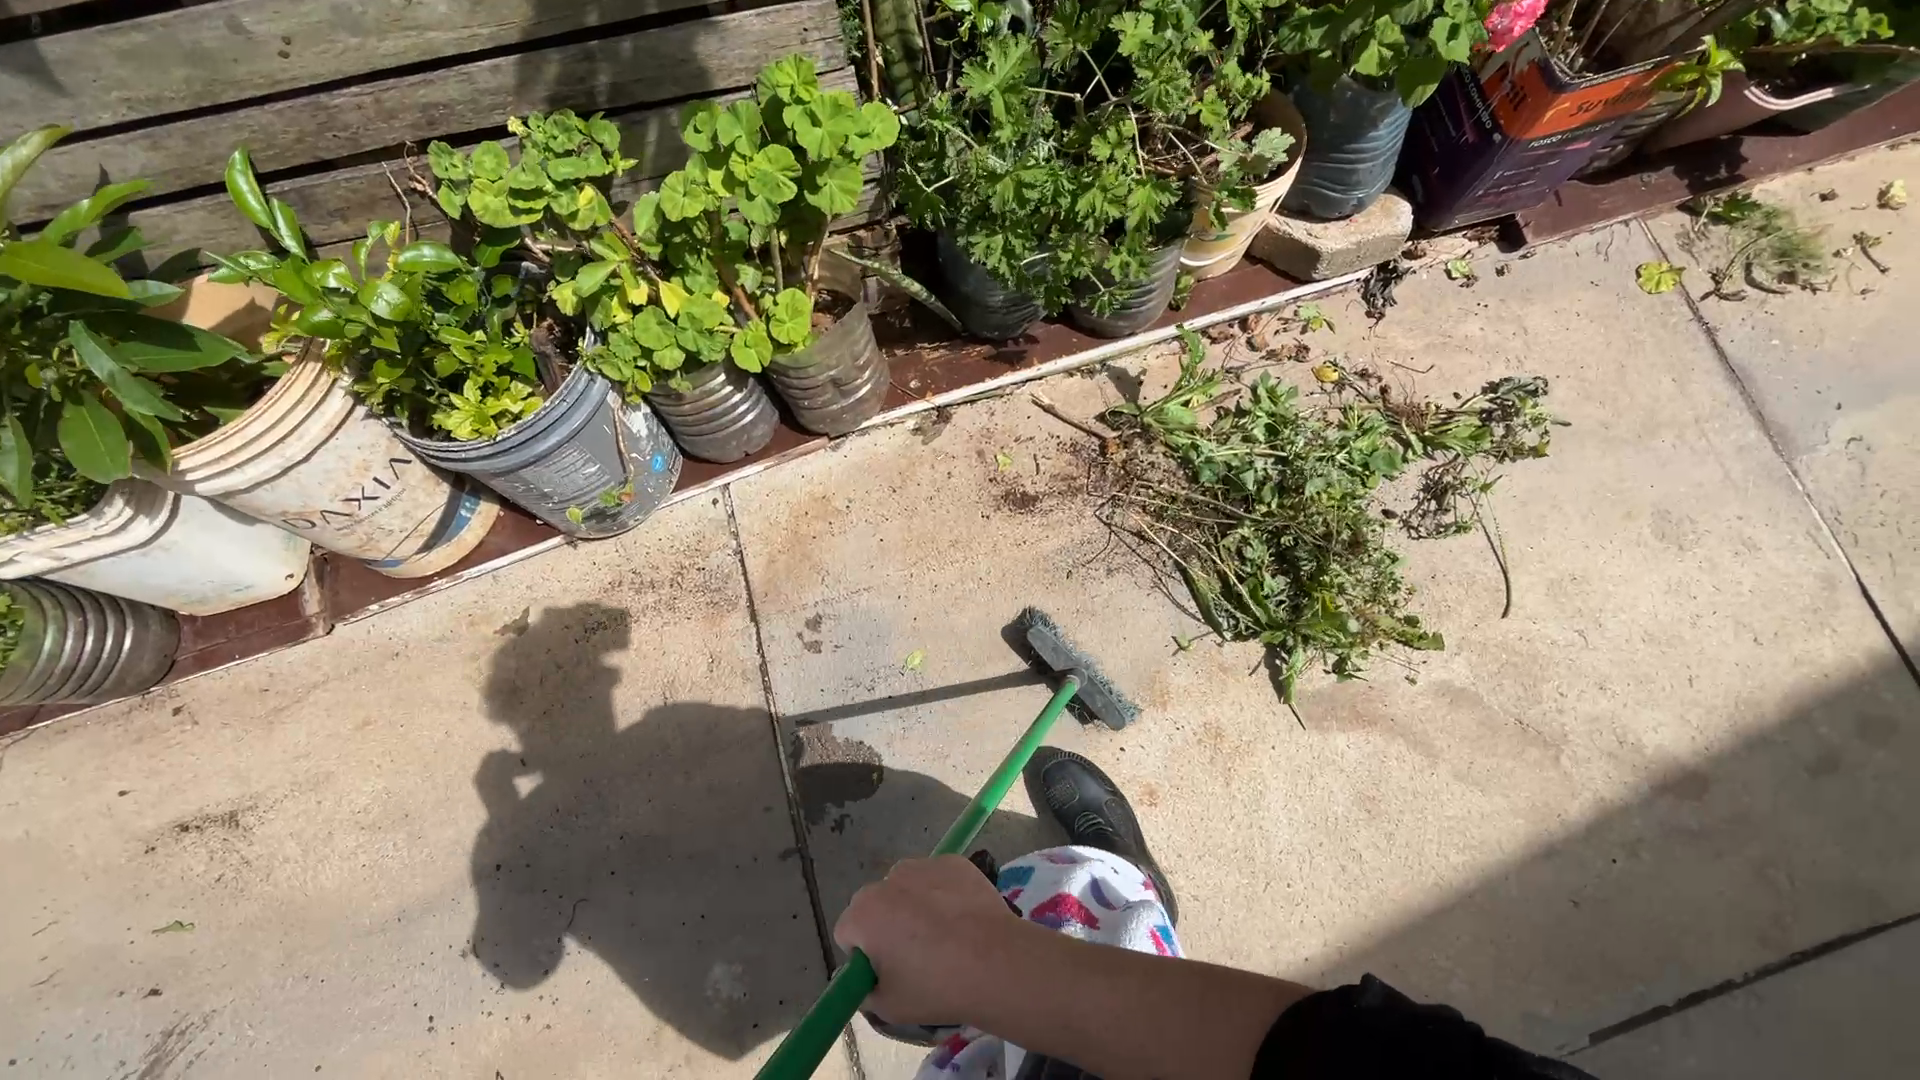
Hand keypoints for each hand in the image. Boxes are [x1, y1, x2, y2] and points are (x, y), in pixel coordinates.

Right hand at [832, 855, 1028, 1024]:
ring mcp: (923, 865)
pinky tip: (962, 918)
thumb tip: (864, 978)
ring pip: (906, 887)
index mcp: (864, 913)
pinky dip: (942, 893)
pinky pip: (936, 878)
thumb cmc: (936, 986)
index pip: (847, 932)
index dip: (864, 955)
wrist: (996, 962)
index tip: (888, 971)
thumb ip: (864, 991)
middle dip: (885, 925)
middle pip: (875, 904)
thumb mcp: (888, 1007)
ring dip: (913, 904)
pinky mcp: (954, 861)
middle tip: (914, 955)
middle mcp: (888, 879)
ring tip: (943, 935)